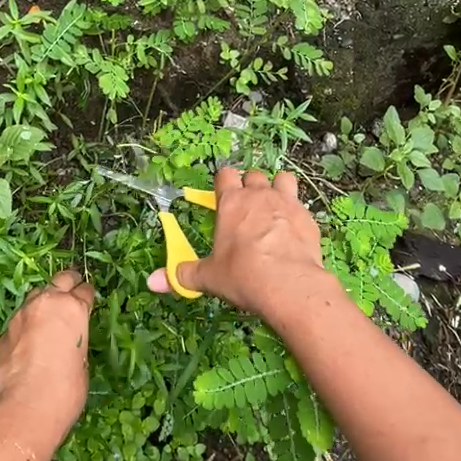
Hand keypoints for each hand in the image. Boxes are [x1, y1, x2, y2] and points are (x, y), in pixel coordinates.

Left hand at [0, 269, 95, 438]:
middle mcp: (47, 303)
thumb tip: (68, 343)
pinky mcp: (6, 330)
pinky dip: (28, 323)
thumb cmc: (65, 392)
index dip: (88, 297)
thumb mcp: (82, 363)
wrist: (23, 409)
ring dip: (45, 301)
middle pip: (61, 279)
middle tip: (73, 292)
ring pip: (37, 295)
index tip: (89, 302)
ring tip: (49, 317)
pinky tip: (31, 340)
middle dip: (69, 284)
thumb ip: (76, 342)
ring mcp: (23, 314)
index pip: (85, 290)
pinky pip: (21, 318)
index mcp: (73, 308)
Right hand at [146, 167, 331, 319]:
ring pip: (283, 178)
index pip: (225, 174)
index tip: (224, 195)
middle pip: (254, 174)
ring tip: (275, 206)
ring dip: (278, 187)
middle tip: (247, 207)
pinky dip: (297, 213)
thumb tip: (153, 282)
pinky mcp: (307, 217)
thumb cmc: (244, 276)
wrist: (291, 285)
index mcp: (231, 202)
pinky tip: (294, 231)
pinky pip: (302, 205)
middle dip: (250, 185)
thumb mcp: (209, 277)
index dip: (224, 182)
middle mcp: (259, 195)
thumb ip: (182, 274)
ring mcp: (286, 203)